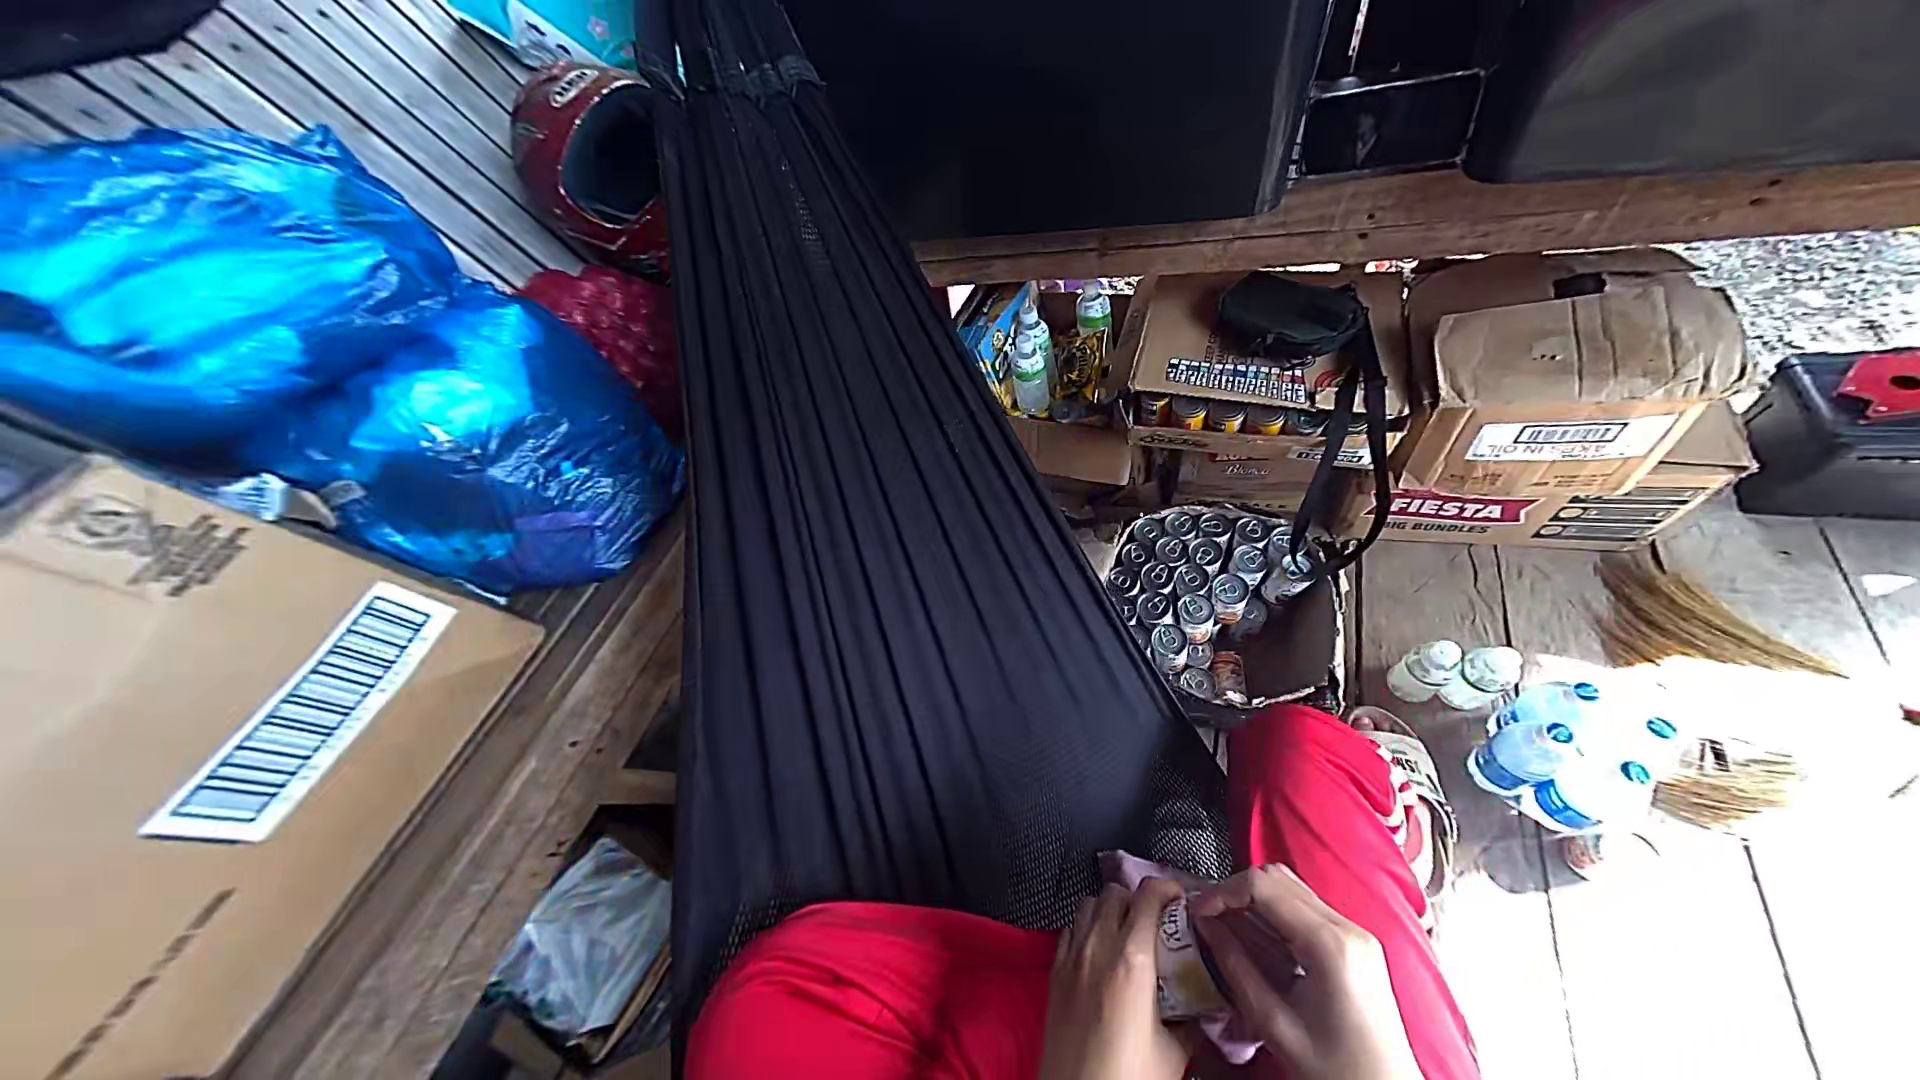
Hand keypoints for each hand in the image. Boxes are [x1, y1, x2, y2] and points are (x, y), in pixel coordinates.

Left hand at [1039, 877, 1189, 1079]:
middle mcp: (1098, 946)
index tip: (1178, 896)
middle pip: (1115, 892)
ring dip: (1108, 909)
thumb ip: (1189, 1021)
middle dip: (1137, 899)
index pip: (1147, 897)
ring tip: (1126, 932)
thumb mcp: (1173, 1054)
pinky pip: (1070, 929)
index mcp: (1131, 960)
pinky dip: (1086, 929)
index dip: (1166, 888)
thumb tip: (1202, 1007)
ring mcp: (1071, 955)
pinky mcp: (1054, 970)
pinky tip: (1099, 953)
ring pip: (1088, 903)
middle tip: (1155, 921)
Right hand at [1193, 864, 1420, 1079]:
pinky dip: (1272, 911)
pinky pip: (1303, 906)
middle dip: (1234, 890)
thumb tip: (1205, 926)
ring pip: (1289, 885)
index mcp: (1329, 944)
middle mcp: (1347, 928)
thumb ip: (1235, 966)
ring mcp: (1355, 933)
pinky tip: (1257, 937)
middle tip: (1210, 916)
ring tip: (1228, 926)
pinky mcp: (1355, 942)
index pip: (1262, 885)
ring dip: (1252, 898)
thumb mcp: (1274, 1024)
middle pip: (1276, 876)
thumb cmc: (1338, 1073)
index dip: (1222, 892)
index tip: (1199, 912)